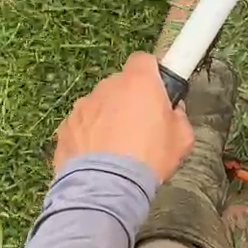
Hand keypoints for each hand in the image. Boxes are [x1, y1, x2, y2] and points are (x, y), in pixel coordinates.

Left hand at [54, 52, 193, 181]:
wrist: (106, 187)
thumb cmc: (148, 159)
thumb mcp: (182, 139)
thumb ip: (179, 117)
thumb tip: (173, 112)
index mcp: (139, 82)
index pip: (144, 60)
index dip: (152, 74)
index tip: (158, 92)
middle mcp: (107, 87)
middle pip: (120, 84)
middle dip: (129, 100)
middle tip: (141, 128)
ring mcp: (83, 106)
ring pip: (99, 105)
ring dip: (108, 118)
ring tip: (118, 149)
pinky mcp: (65, 127)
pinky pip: (82, 126)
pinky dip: (89, 137)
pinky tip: (99, 159)